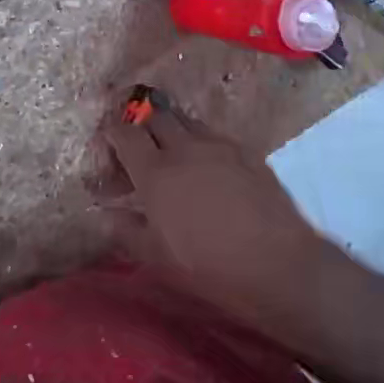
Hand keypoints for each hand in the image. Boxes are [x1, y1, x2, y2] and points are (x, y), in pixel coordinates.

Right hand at [102, 107, 329, 332]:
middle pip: (156, 115)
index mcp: (156, 171)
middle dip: (142, 120)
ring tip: (172, 147)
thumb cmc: (209, 267)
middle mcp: (184, 147)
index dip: (113, 132)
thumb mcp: (158, 258)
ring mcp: (218, 144)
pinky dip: (201, 140)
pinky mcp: (246, 150)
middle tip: (139, 137)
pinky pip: (214, 134)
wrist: (278, 263)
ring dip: (173, 127)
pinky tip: (208, 162)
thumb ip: (126, 230)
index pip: (125, 134)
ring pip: (186, 120)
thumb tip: (104, 214)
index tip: (110, 139)